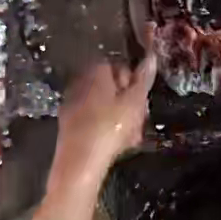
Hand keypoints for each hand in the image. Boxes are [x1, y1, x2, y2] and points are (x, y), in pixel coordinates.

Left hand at [51, 56, 155, 191]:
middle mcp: (81, 83)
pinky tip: (118, 144)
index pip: (120, 67)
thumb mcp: (135, 102)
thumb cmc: (111, 127)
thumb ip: (144, 79)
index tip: (143, 99)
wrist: (79, 162)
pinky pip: (95, 120)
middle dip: (129, 102)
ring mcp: (73, 104)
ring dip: (121, 118)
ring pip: (105, 106)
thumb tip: (151, 58)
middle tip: (140, 119)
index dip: (135, 82)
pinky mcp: (69, 125)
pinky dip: (107, 128)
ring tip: (132, 136)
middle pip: (112, 88)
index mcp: (96, 72)